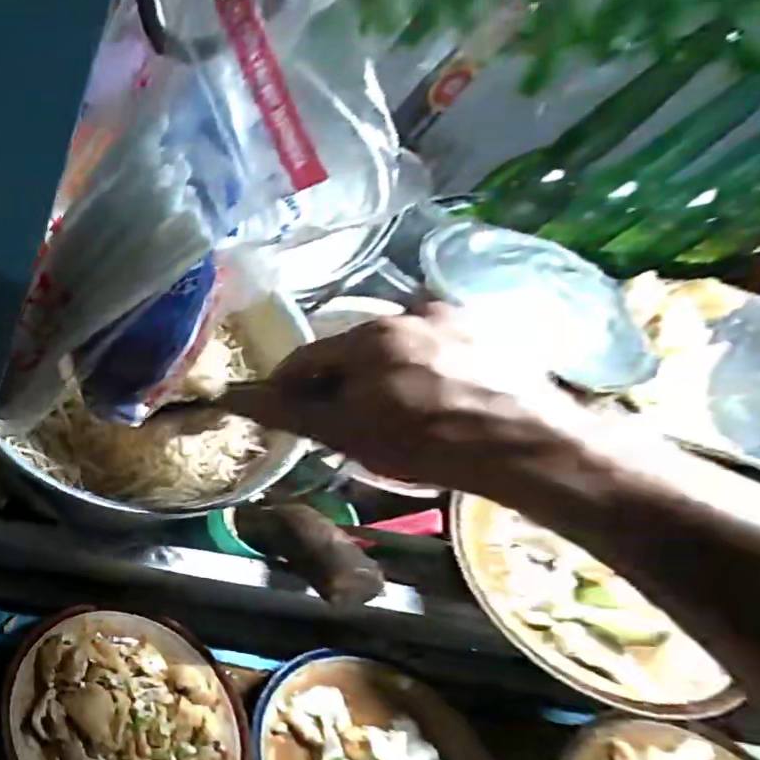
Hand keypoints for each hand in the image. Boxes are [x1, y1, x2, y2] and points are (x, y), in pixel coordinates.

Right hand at [223, 304, 596, 500]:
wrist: (529, 448)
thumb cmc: (420, 440)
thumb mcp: (340, 431)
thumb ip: (283, 410)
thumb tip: (230, 396)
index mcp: (367, 334)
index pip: (302, 358)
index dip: (287, 390)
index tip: (292, 418)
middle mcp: (410, 311)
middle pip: (349, 351)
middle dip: (337, 383)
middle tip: (344, 422)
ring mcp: (457, 318)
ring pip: (392, 350)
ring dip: (379, 377)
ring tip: (391, 415)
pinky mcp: (492, 332)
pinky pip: (434, 349)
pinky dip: (420, 370)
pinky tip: (432, 403)